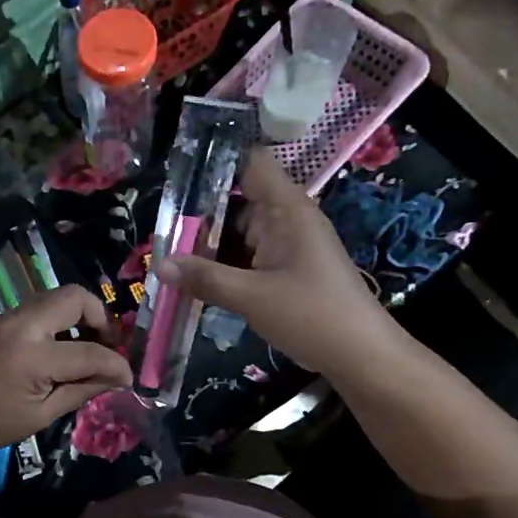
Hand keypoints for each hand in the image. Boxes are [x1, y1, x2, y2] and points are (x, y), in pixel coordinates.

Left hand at [0, 285, 131, 470]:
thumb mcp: (46, 414)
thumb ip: (84, 389)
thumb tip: (119, 376)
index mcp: (31, 356)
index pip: (89, 351)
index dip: (115, 364)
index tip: (127, 376)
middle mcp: (19, 325)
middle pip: (75, 297)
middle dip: (100, 319)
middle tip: (106, 346)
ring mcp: (6, 317)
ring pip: (56, 296)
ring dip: (78, 316)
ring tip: (86, 346)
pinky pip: (38, 307)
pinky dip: (58, 320)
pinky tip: (60, 347)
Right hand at [155, 148, 399, 376]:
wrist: (360, 356)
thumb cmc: (312, 315)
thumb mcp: (251, 297)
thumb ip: (204, 278)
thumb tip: (159, 265)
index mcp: (286, 210)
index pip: (251, 164)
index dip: (217, 161)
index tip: (176, 174)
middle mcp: (285, 220)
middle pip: (235, 202)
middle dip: (197, 215)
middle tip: (156, 229)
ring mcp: (284, 246)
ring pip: (236, 234)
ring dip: (205, 245)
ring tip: (164, 254)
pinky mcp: (282, 270)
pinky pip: (244, 258)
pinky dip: (220, 266)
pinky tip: (191, 279)